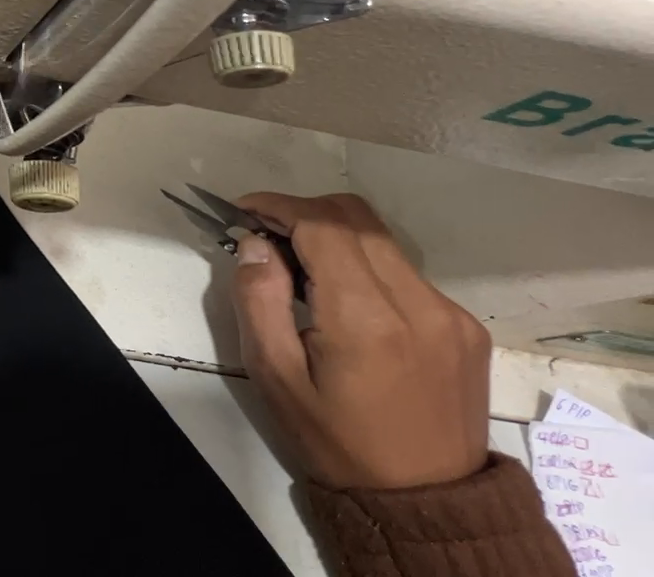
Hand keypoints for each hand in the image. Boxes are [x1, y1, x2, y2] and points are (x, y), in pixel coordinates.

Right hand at [231, 192, 491, 489]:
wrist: (425, 500)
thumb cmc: (333, 438)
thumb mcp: (272, 372)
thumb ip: (257, 298)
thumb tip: (255, 243)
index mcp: (367, 319)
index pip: (323, 225)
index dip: (277, 205)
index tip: (242, 211)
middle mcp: (419, 305)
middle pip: (357, 218)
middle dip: (302, 211)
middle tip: (263, 234)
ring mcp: (449, 315)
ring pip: (382, 240)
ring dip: (332, 235)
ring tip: (296, 266)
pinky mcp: (463, 327)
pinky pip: (403, 271)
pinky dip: (362, 263)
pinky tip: (339, 297)